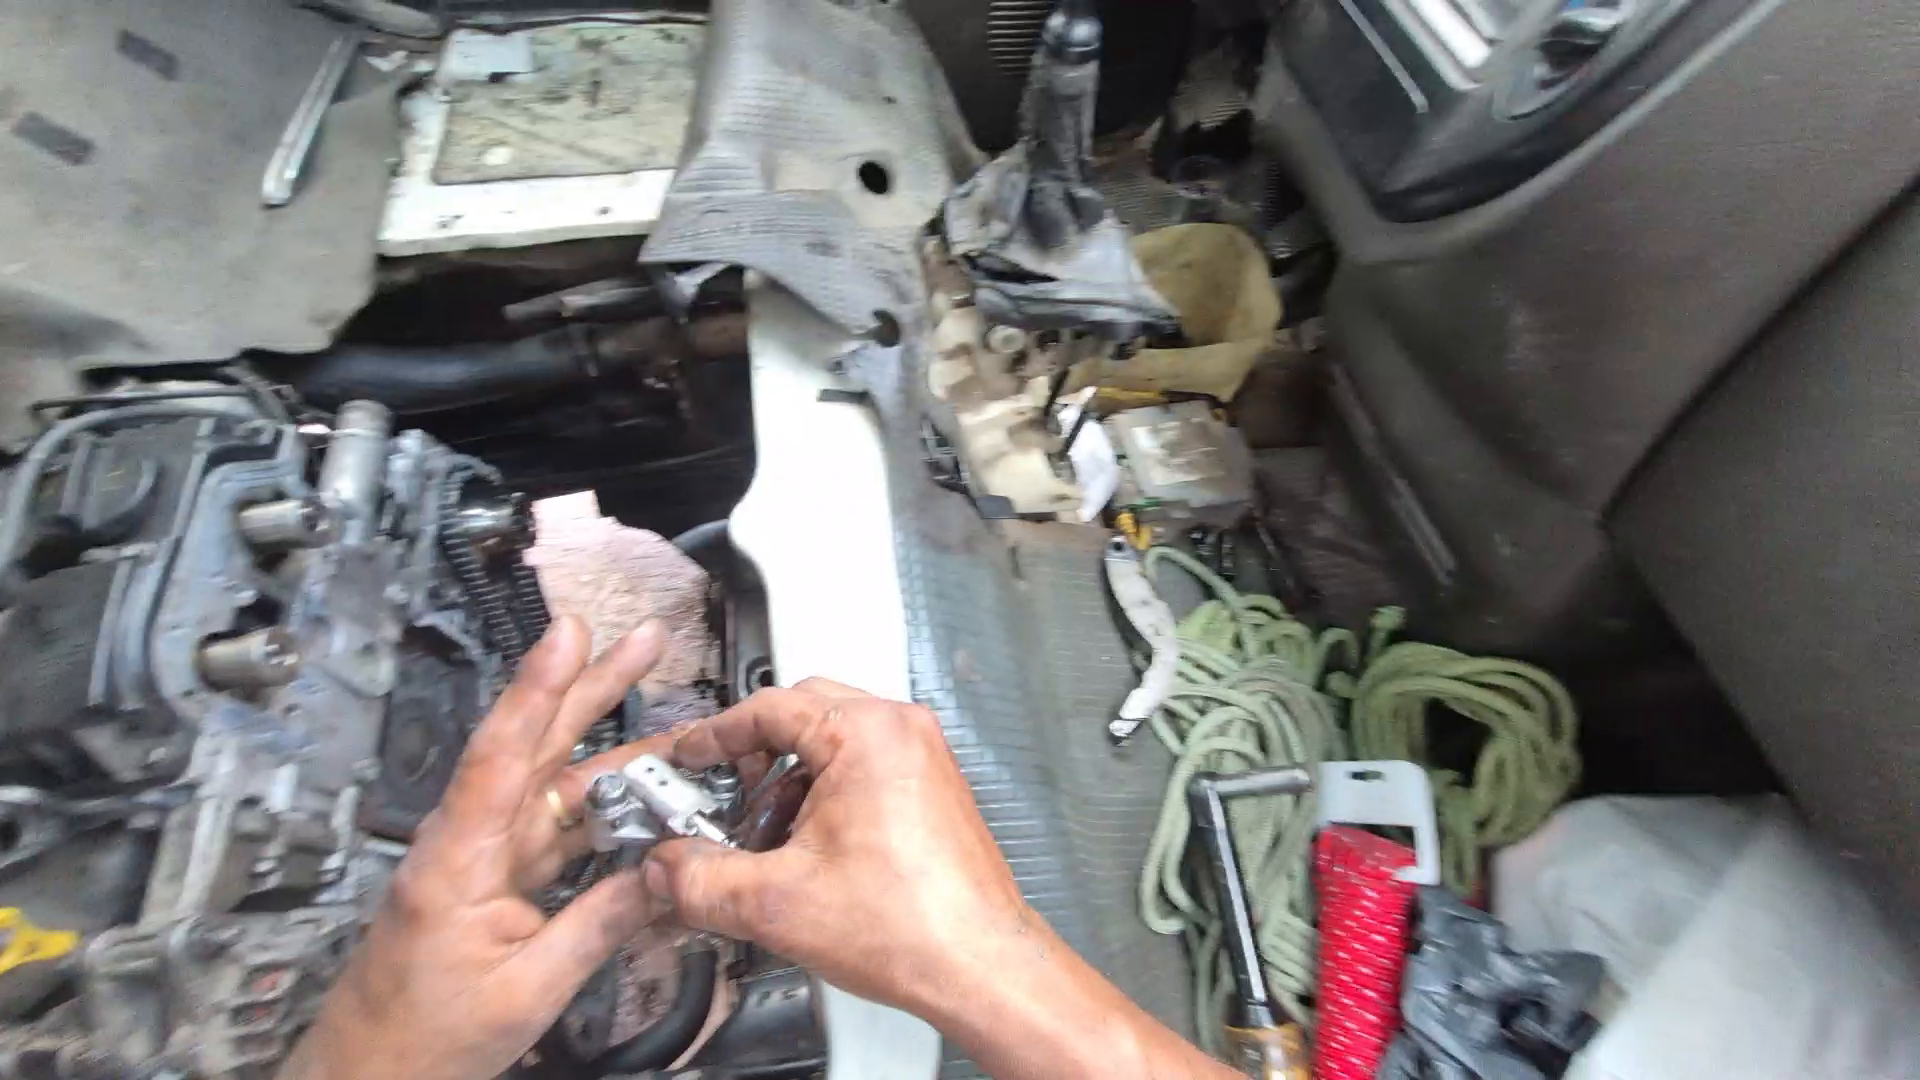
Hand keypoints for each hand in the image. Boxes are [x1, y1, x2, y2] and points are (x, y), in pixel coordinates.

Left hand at [279, 617, 672, 1079]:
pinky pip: (573, 823)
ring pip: (567, 777)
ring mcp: (497, 852)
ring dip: (625, 746)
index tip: (570, 633)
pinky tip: (656, 793)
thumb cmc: (420, 1046)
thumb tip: (667, 871)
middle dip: (595, 684)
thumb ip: (599, 925)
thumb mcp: (523, 994)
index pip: (501, 753)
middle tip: (647, 638)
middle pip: (542, 741)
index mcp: (460, 859)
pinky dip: (617, 805)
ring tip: (679, 718)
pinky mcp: (511, 871)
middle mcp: (477, 838)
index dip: (538, 687)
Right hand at [642, 681, 1239, 1079]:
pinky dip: (828, 783)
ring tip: (769, 829)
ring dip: (793, 770)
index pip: (771, 706)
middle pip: (805, 709)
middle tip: (724, 785)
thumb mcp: (777, 902)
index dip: (717, 732)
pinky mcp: (932, 777)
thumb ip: (700, 878)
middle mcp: (900, 728)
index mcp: (866, 733)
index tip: (689, 754)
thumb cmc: (910, 923)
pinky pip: (867, 757)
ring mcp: (922, 750)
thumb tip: (665, 864)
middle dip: (756, 748)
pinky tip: (810, 839)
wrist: (979, 962)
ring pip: (837, 734)